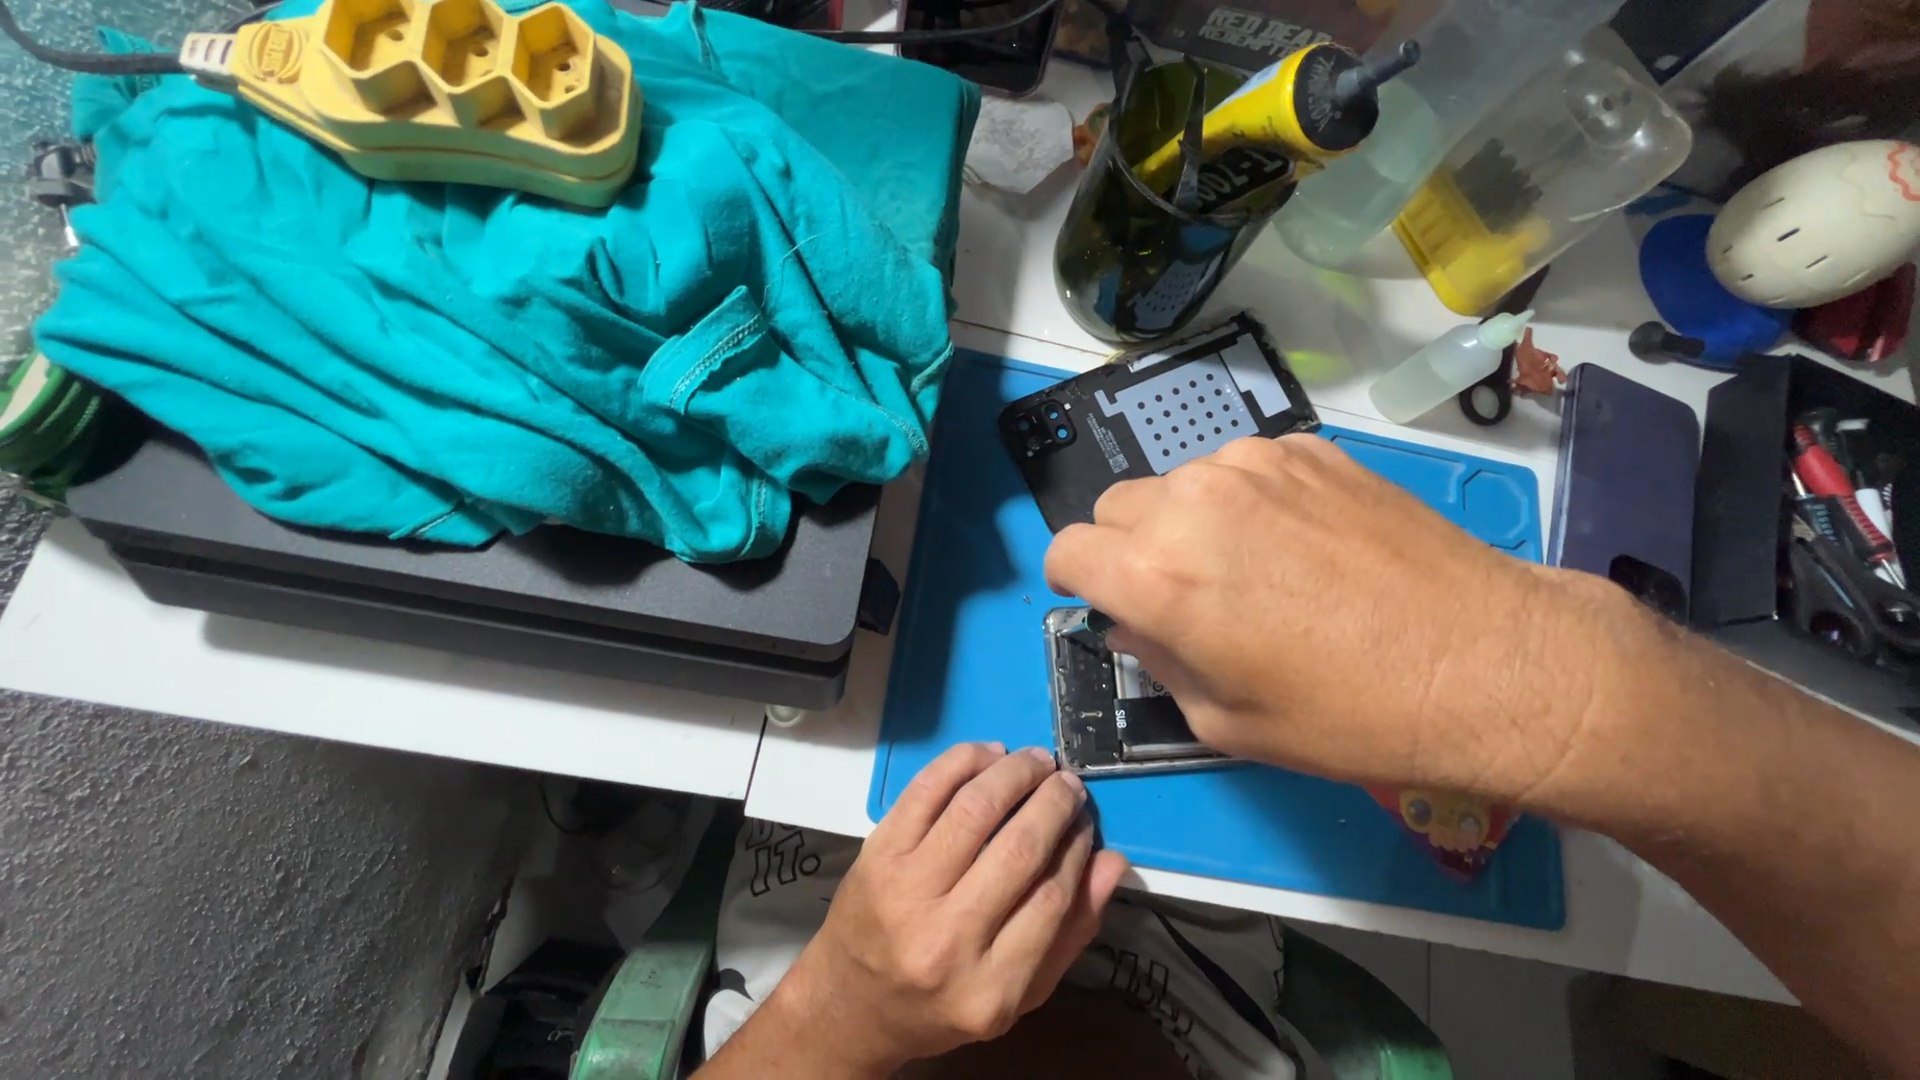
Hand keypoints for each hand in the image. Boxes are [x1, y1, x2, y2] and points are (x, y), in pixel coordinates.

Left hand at [768, 743, 1128, 1074]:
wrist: (851, 1004)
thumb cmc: (941, 1003)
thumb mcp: (1017, 996)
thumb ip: (1070, 933)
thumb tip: (1113, 862)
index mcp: (989, 988)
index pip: (1051, 897)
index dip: (1076, 849)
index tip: (1085, 824)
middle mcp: (946, 939)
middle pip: (1018, 848)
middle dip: (1053, 803)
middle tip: (1069, 783)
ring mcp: (905, 891)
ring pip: (974, 810)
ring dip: (1014, 773)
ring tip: (1038, 761)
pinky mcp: (877, 855)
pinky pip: (925, 791)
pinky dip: (963, 761)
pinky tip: (989, 753)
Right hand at [1043, 434, 1627, 803]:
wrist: (1486, 663)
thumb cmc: (1345, 715)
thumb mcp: (1223, 718)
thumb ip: (1157, 660)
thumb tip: (1131, 624)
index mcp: (1156, 575)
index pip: (1066, 550)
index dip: (1075, 580)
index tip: (1103, 600)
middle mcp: (1190, 503)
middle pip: (1114, 506)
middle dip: (1126, 547)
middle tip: (1179, 589)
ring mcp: (1252, 465)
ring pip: (1177, 483)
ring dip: (1186, 518)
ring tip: (1249, 563)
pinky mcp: (1306, 449)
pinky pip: (1240, 466)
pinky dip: (1244, 498)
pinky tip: (1298, 538)